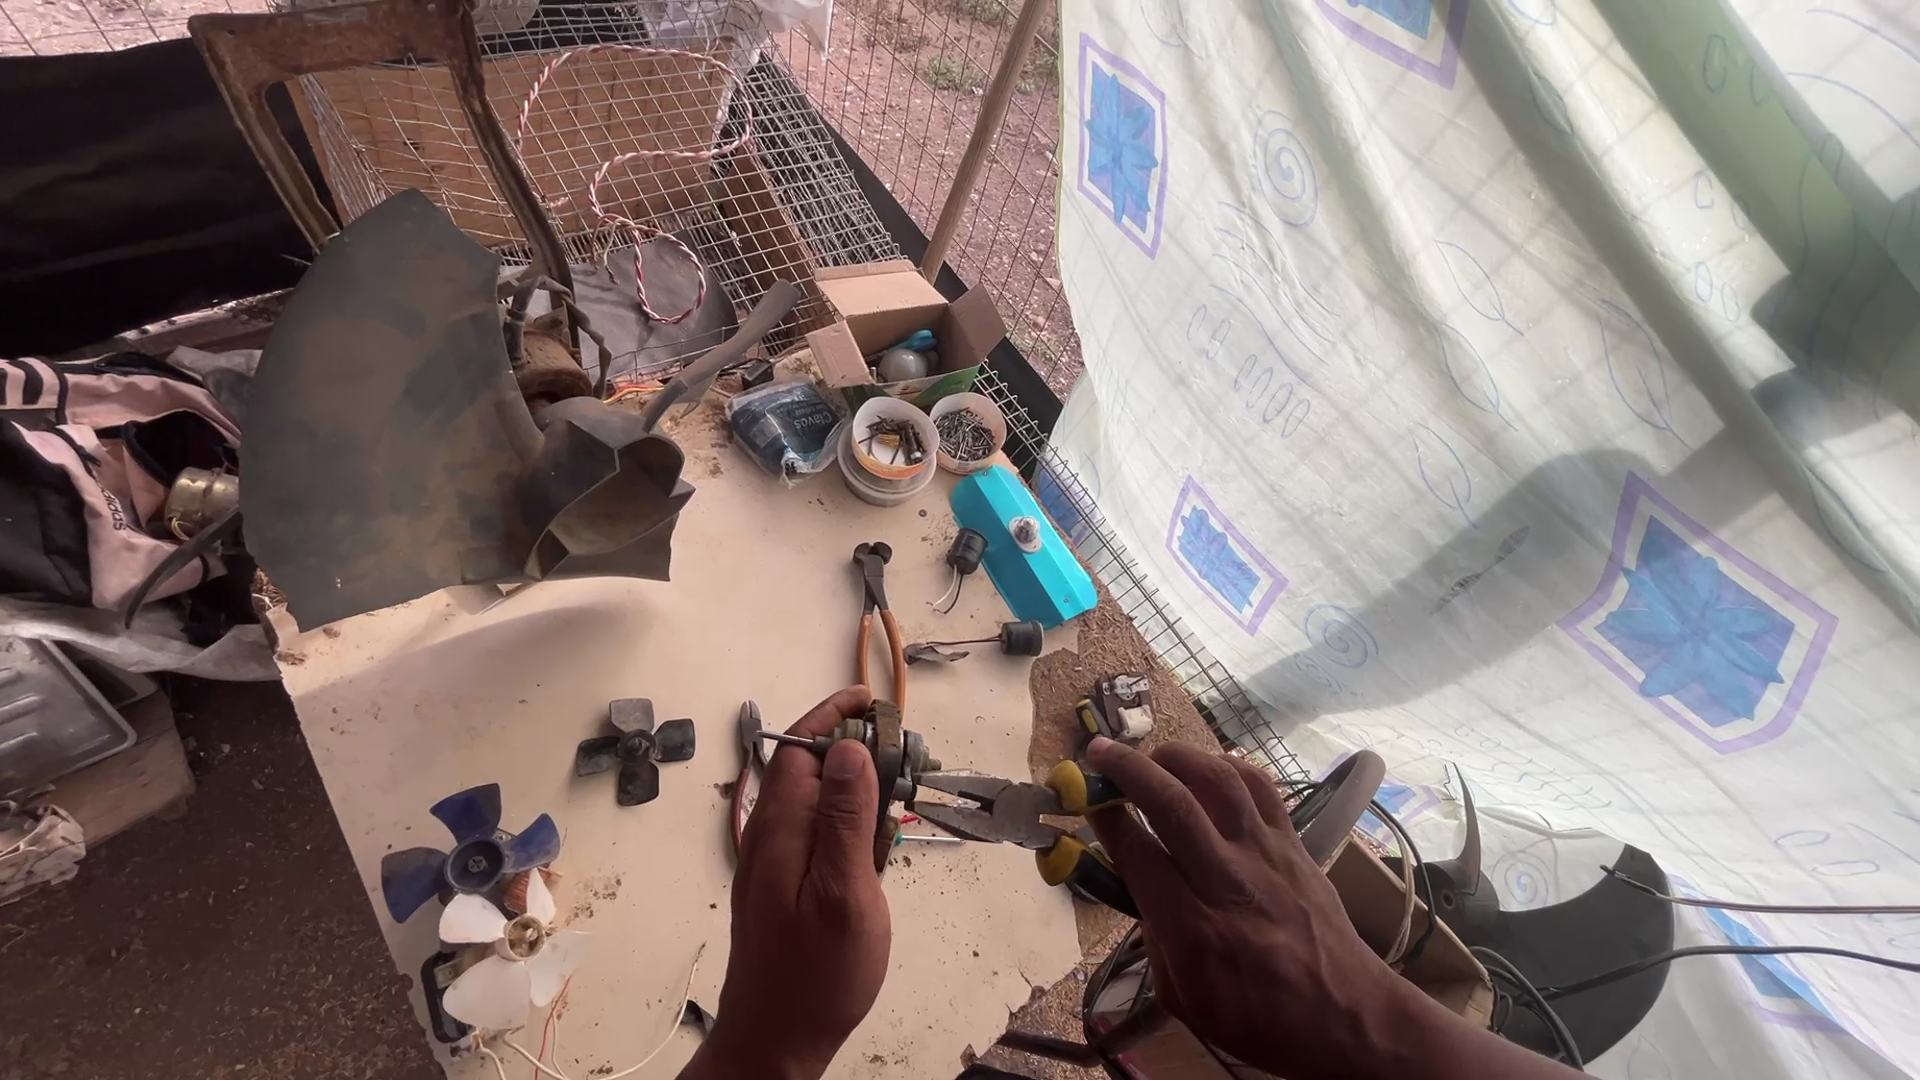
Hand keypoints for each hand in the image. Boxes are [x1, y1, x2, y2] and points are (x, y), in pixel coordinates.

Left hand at [684, 688, 889, 1079]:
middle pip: (810, 767)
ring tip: (899, 794)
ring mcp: (776, 857)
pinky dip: (850, 818)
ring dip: (856, 784)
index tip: (873, 701)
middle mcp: (770, 832)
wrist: (776, 1043)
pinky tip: (876, 841)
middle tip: (904, 755)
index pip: (799, 747)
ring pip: (817, 797)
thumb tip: (851, 748)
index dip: (833, 715)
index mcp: (780, 826)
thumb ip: (845, 817)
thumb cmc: (816, 973)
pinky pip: (818, 827)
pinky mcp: (785, 879)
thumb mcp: (842, 892)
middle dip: (854, 748)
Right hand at [1084, 737, 1407, 1079]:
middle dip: (1127, 769)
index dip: (1104, 816)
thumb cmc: (1259, 1017)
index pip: (1137, 852)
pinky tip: (1205, 768)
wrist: (1350, 1017)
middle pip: (1171, 803)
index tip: (1085, 797)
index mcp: (1194, 927)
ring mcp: (1265, 853)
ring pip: (1217, 780)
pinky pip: (1259, 785)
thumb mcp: (1183, 998)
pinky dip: (1227, 764)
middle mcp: (1227, 879)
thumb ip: (1152, 936)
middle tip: (1099, 751)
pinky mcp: (1293, 841)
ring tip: (1151, 756)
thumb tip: (1138, 880)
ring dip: (1174, 756)